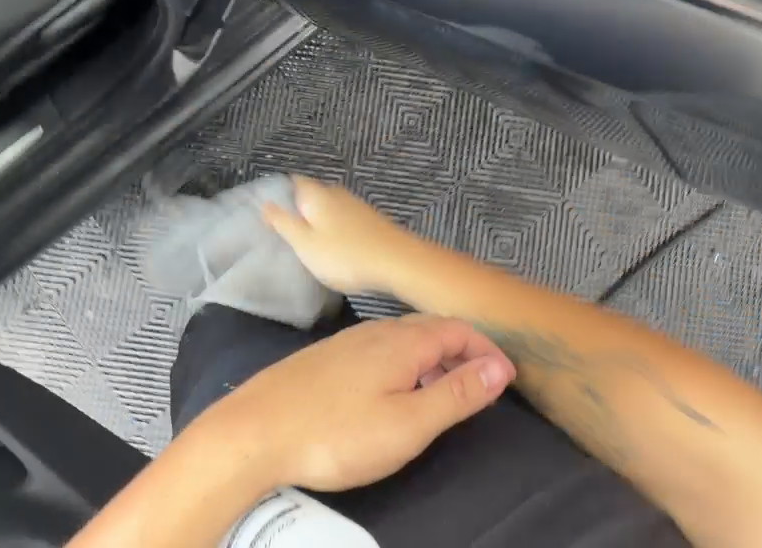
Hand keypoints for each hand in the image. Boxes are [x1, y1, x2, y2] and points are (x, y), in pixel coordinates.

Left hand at [187, 315, 515, 492]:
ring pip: (402, 339)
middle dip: (462, 352)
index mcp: (402, 342)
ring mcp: (347, 342)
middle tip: (480, 386)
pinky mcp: (325, 358)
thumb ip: (456, 393)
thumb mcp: (408, 423)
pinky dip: (403, 364)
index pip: (458, 329)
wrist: (254, 432)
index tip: (507, 378)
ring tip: (442, 393)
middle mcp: (376, 331)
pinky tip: (392, 393)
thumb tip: (499, 367)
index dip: (486, 350)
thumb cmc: (337, 433)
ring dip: (432, 359)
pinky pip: (378, 349)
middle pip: (431, 329)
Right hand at [263, 176, 428, 295]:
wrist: (396, 261)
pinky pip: (342, 218)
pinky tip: (332, 244)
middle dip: (298, 206)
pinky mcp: (368, 220)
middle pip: (311, 193)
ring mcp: (355, 205)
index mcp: (317, 194)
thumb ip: (284, 223)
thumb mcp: (305, 244)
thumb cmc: (344, 254)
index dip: (280, 191)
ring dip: (316, 218)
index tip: (269, 208)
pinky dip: (333, 227)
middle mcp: (336, 193)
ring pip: (328, 206)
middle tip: (283, 227)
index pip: (294, 181)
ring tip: (304, 239)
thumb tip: (265, 203)